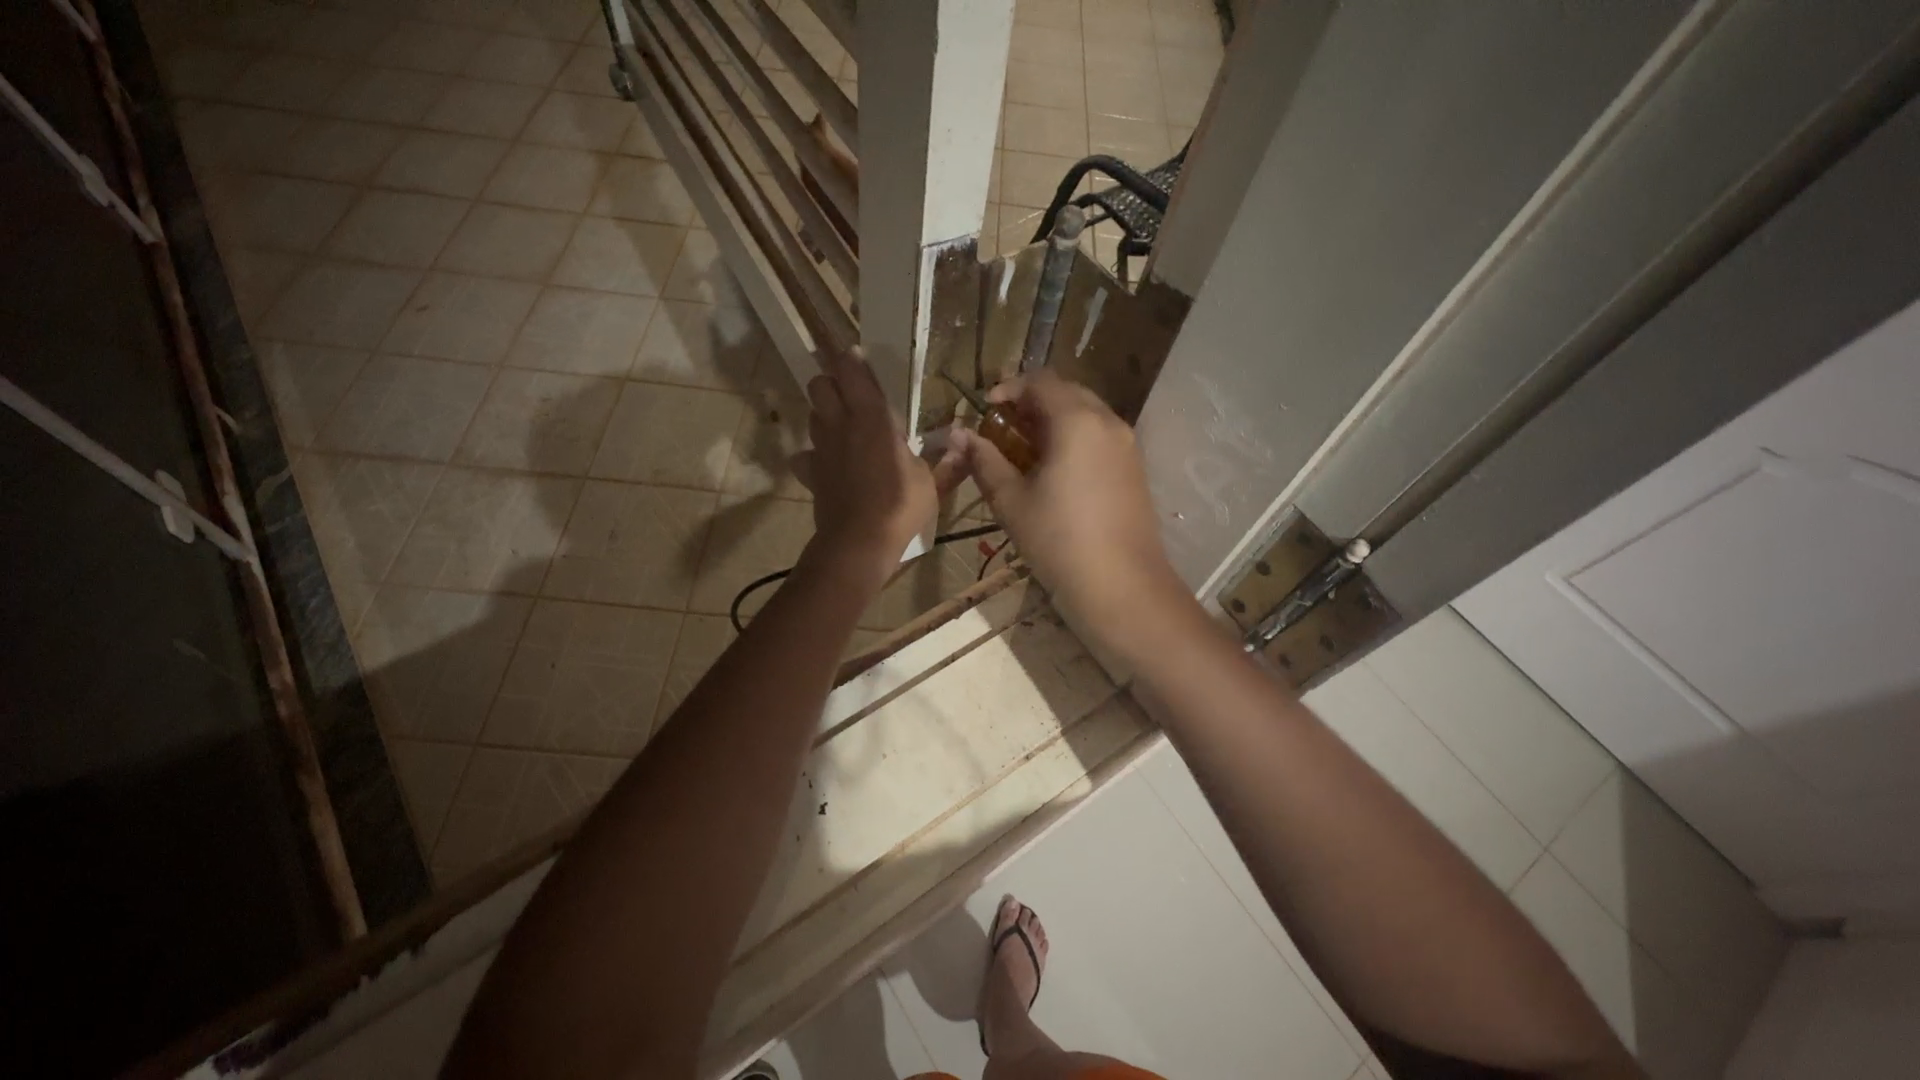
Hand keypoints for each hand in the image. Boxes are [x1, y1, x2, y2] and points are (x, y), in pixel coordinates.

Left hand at [793, 348, 961, 584]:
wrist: (860, 542)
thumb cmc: (900, 504)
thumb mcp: (931, 482)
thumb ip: (945, 460)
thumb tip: (965, 443)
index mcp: (871, 417)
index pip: (851, 371)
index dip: (852, 360)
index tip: (859, 357)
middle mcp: (840, 425)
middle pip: (818, 385)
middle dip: (830, 383)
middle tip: (850, 394)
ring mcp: (821, 450)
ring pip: (811, 416)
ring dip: (823, 415)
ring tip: (843, 428)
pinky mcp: (811, 474)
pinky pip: (805, 456)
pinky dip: (813, 457)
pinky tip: (828, 466)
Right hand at [955, 372, 1185, 632]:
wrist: (1122, 584)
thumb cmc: (1058, 541)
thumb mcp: (1011, 500)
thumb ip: (984, 461)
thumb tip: (958, 435)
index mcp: (1076, 420)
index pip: (1040, 381)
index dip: (1009, 388)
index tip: (985, 409)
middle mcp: (1107, 422)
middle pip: (1066, 392)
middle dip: (1032, 402)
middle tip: (1002, 428)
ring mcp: (1126, 444)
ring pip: (1086, 413)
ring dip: (1054, 420)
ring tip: (1024, 450)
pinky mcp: (1134, 468)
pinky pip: (1100, 436)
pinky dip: (1074, 438)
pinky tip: (1054, 470)